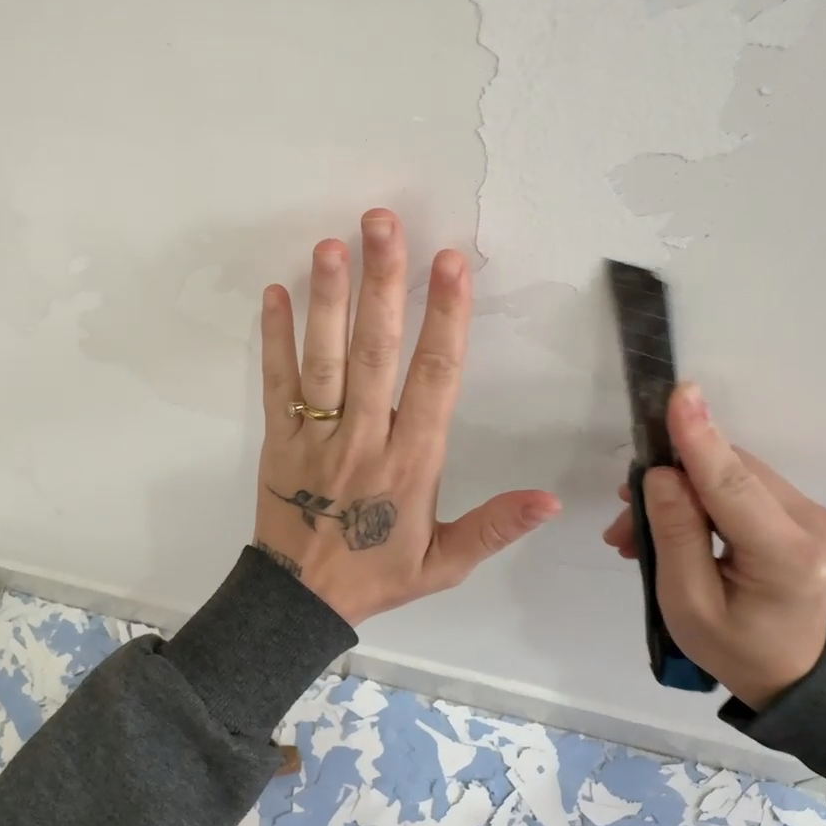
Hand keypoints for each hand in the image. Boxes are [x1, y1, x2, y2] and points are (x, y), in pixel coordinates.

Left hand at [254, 209, 560, 624]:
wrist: (299, 601)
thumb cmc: (375, 575)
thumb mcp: (443, 564)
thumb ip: (494, 527)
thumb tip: (552, 500)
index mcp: (411, 463)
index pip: (434, 380)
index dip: (445, 319)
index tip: (451, 265)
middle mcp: (364, 439)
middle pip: (376, 353)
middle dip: (384, 285)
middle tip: (383, 224)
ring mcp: (315, 437)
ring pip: (325, 361)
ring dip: (328, 300)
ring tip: (331, 245)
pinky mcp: (277, 442)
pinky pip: (276, 385)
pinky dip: (274, 340)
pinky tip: (274, 294)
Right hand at [601, 382, 825, 708]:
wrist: (788, 675)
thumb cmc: (729, 649)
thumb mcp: (685, 602)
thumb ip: (674, 535)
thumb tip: (661, 476)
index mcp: (787, 558)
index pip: (733, 485)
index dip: (700, 440)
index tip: (679, 394)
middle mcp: (817, 527)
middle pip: (732, 476)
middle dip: (672, 485)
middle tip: (622, 522)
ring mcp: (821, 519)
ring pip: (737, 478)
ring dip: (684, 493)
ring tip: (636, 532)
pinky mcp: (812, 517)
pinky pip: (747, 489)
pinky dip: (706, 499)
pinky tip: (676, 525)